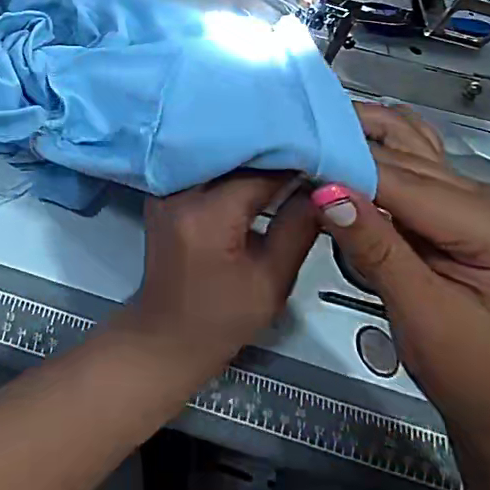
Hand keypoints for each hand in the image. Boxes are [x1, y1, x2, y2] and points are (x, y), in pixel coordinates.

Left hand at [120, 172, 319, 368]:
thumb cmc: (220, 319)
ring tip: (288, 158)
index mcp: (206, 215)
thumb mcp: (271, 282)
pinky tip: (257, 170)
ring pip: (220, 154)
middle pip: (235, 153)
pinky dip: (232, 165)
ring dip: (252, 155)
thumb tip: (323, 191)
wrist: (165, 337)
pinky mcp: (165, 190)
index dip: (294, 165)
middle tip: (308, 155)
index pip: (259, 173)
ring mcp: (167, 187)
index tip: (322, 163)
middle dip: (273, 152)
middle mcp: (180, 190)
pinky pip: (206, 164)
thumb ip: (297, 230)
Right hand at [315, 105, 489, 436]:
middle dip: (352, 150)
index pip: (410, 184)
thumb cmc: (476, 378)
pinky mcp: (459, 208)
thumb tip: (327, 192)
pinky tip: (349, 146)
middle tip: (296, 144)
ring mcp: (478, 201)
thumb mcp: (423, 319)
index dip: (351, 168)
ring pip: (412, 149)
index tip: (300, 159)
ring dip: (364, 139)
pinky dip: (379, 153)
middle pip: (410, 160)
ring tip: (317, 134)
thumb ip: (376, 249)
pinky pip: (415, 165)